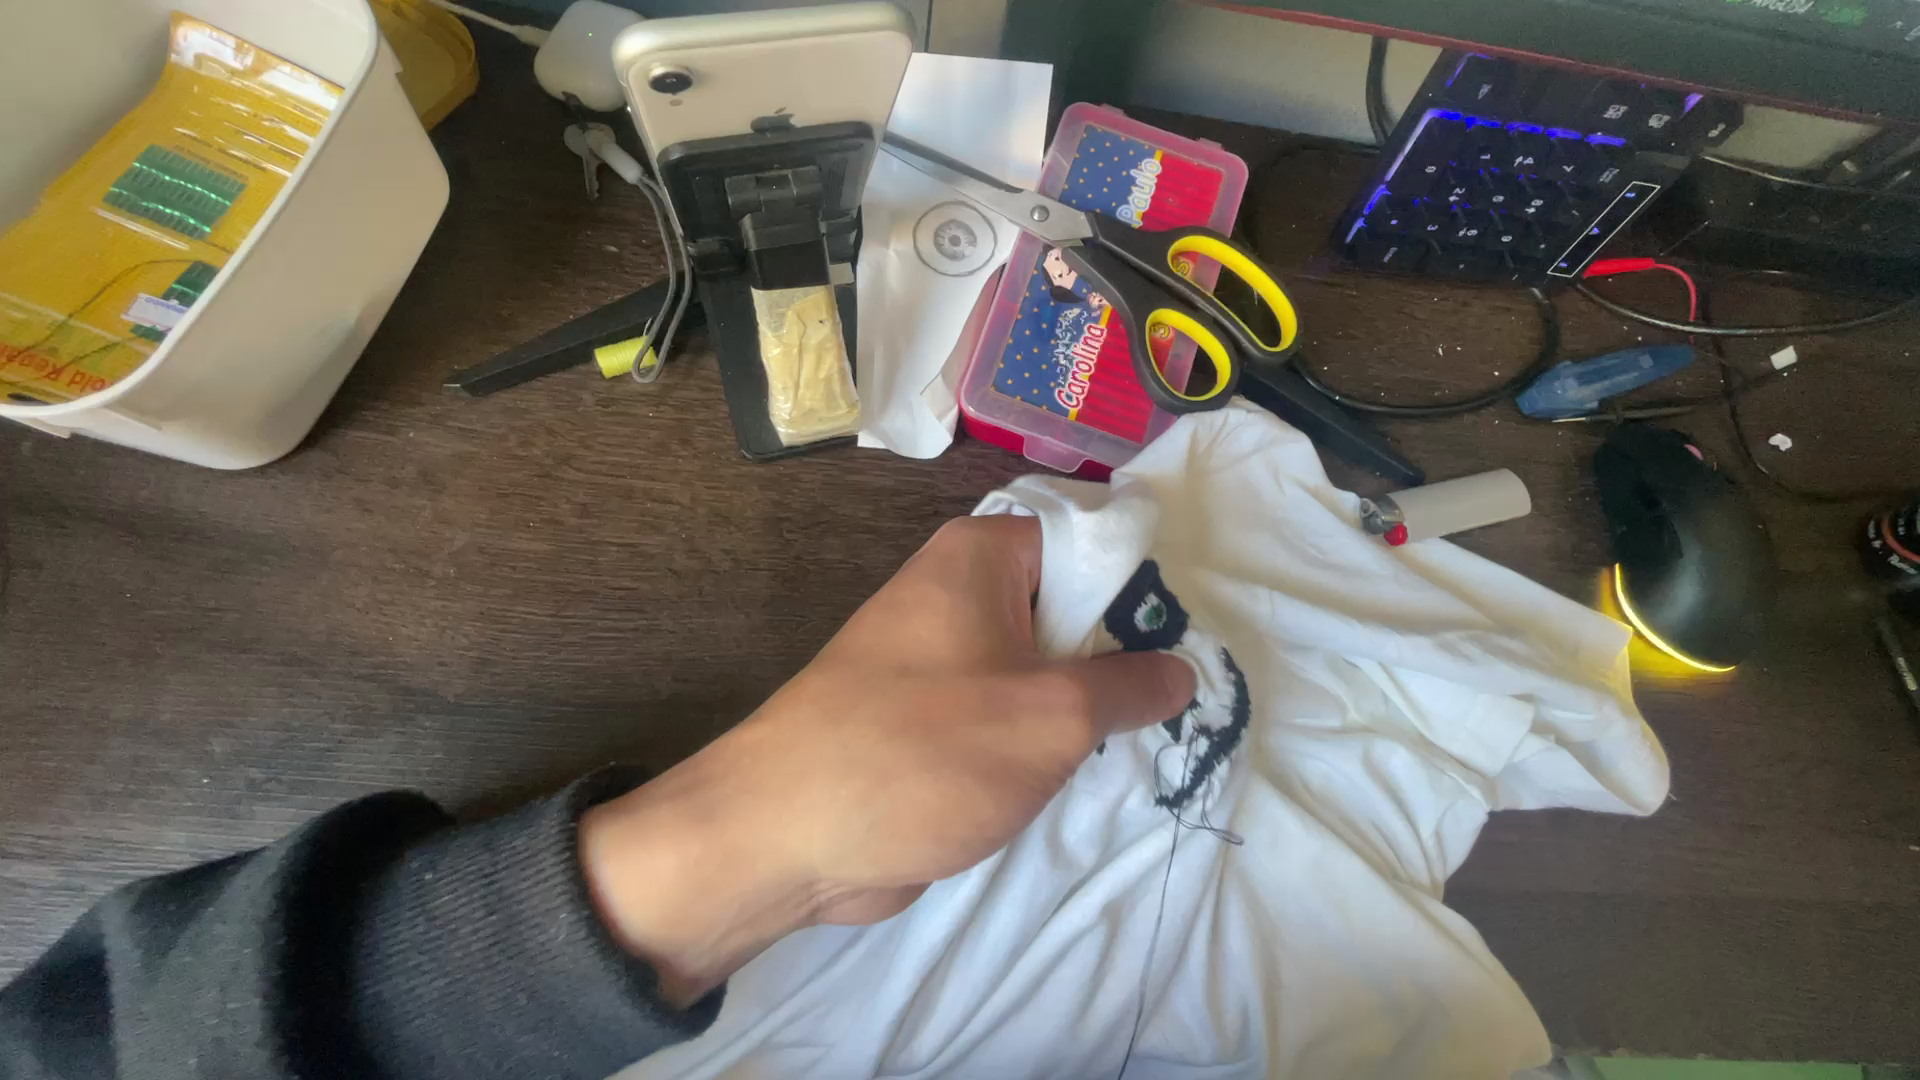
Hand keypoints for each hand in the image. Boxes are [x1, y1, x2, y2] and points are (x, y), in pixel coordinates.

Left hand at [577, 515, 1195, 1005]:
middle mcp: (956, 591)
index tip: (1189, 637)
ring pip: (1037, 662)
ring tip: (1144, 735)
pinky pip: (1005, 706)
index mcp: (979, 557)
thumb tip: (1180, 671)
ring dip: (1080, 702)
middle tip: (1177, 697)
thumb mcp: (1051, 716)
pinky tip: (1081, 765)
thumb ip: (1127, 687)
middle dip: (1116, 652)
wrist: (786, 833)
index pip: (1084, 540)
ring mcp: (939, 656)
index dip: (1139, 583)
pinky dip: (1040, 733)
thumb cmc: (924, 750)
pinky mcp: (928, 714)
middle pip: (1064, 604)